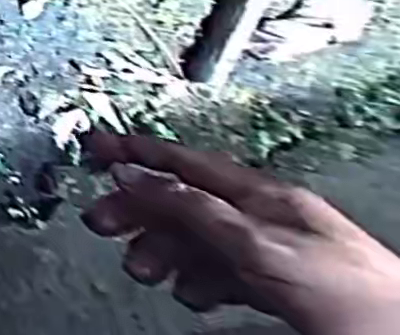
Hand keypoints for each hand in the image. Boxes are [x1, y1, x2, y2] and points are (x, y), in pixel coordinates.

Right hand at [83, 132, 399, 334]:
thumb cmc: (351, 296)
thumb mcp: (254, 242)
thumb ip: (187, 204)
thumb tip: (129, 174)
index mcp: (261, 196)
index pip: (180, 159)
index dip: (132, 150)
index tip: (91, 146)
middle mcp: (264, 218)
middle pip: (180, 202)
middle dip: (136, 213)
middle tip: (102, 224)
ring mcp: (276, 254)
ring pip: (195, 240)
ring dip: (160, 252)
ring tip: (143, 270)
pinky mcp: (284, 288)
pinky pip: (221, 271)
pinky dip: (195, 278)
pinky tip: (189, 292)